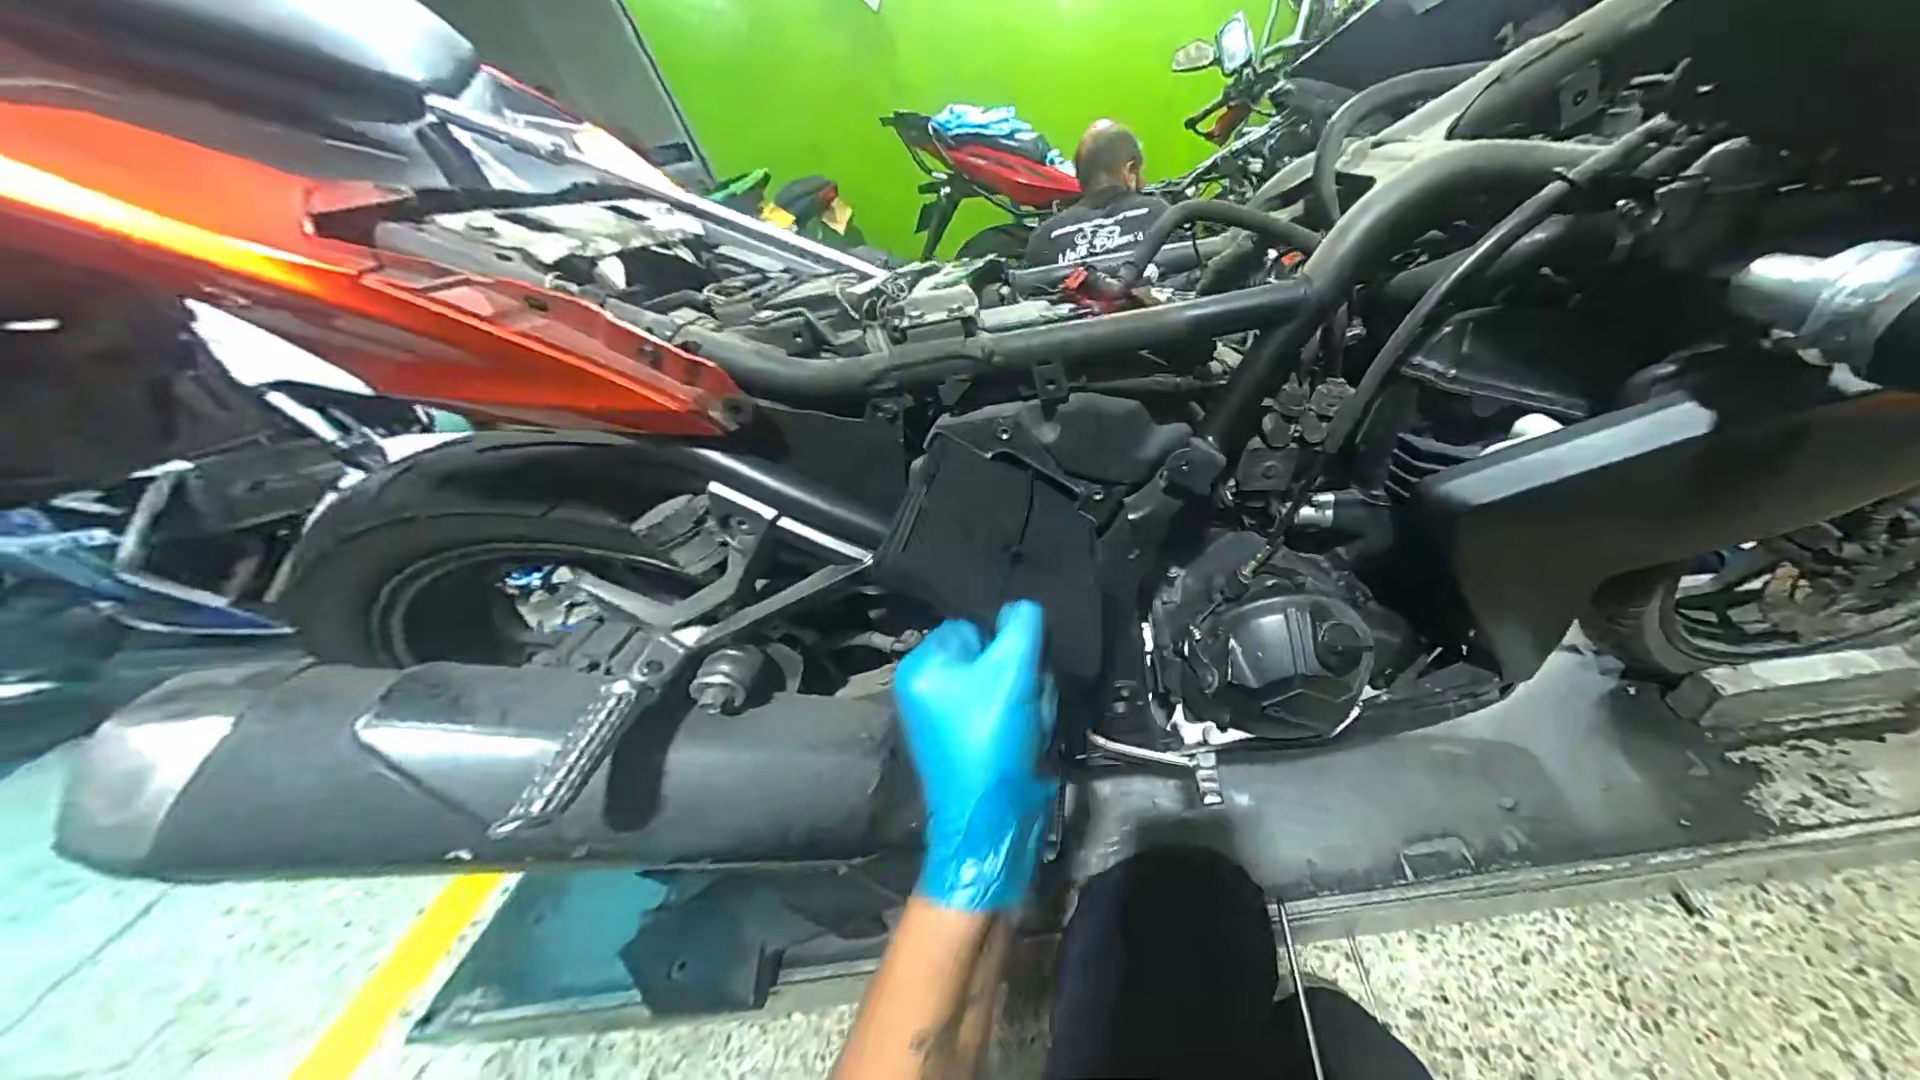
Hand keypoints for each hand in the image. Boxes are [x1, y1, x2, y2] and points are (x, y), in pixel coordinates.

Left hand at [894, 600, 1057, 911]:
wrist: (992, 823)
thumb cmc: (991, 741)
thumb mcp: (1010, 672)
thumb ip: (1021, 626)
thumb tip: (1021, 606)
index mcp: (922, 666)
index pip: (972, 626)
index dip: (1003, 643)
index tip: (1019, 667)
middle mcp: (929, 687)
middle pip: (992, 655)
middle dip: (1019, 676)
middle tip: (1026, 701)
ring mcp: (949, 716)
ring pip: (1006, 684)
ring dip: (1028, 699)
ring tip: (1029, 723)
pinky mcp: (972, 738)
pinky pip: (1006, 711)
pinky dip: (1024, 721)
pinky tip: (1029, 737)